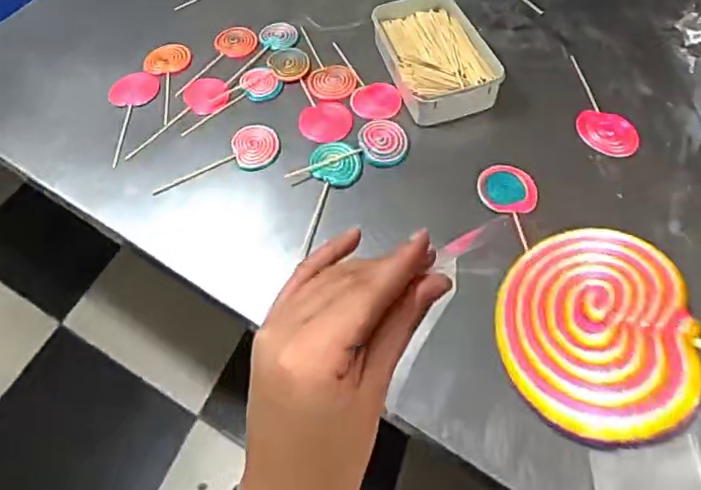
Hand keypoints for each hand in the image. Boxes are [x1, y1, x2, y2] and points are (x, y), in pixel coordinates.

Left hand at [241, 229, 451, 489]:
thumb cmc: (333, 460)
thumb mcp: (373, 395)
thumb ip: (400, 327)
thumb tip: (432, 283)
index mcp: (311, 355)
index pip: (364, 294)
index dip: (399, 264)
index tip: (426, 242)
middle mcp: (284, 332)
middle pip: (347, 283)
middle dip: (389, 267)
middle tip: (428, 259)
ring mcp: (271, 327)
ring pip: (327, 279)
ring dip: (367, 267)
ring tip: (406, 260)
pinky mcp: (268, 328)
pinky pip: (299, 282)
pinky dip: (326, 260)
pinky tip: (351, 240)